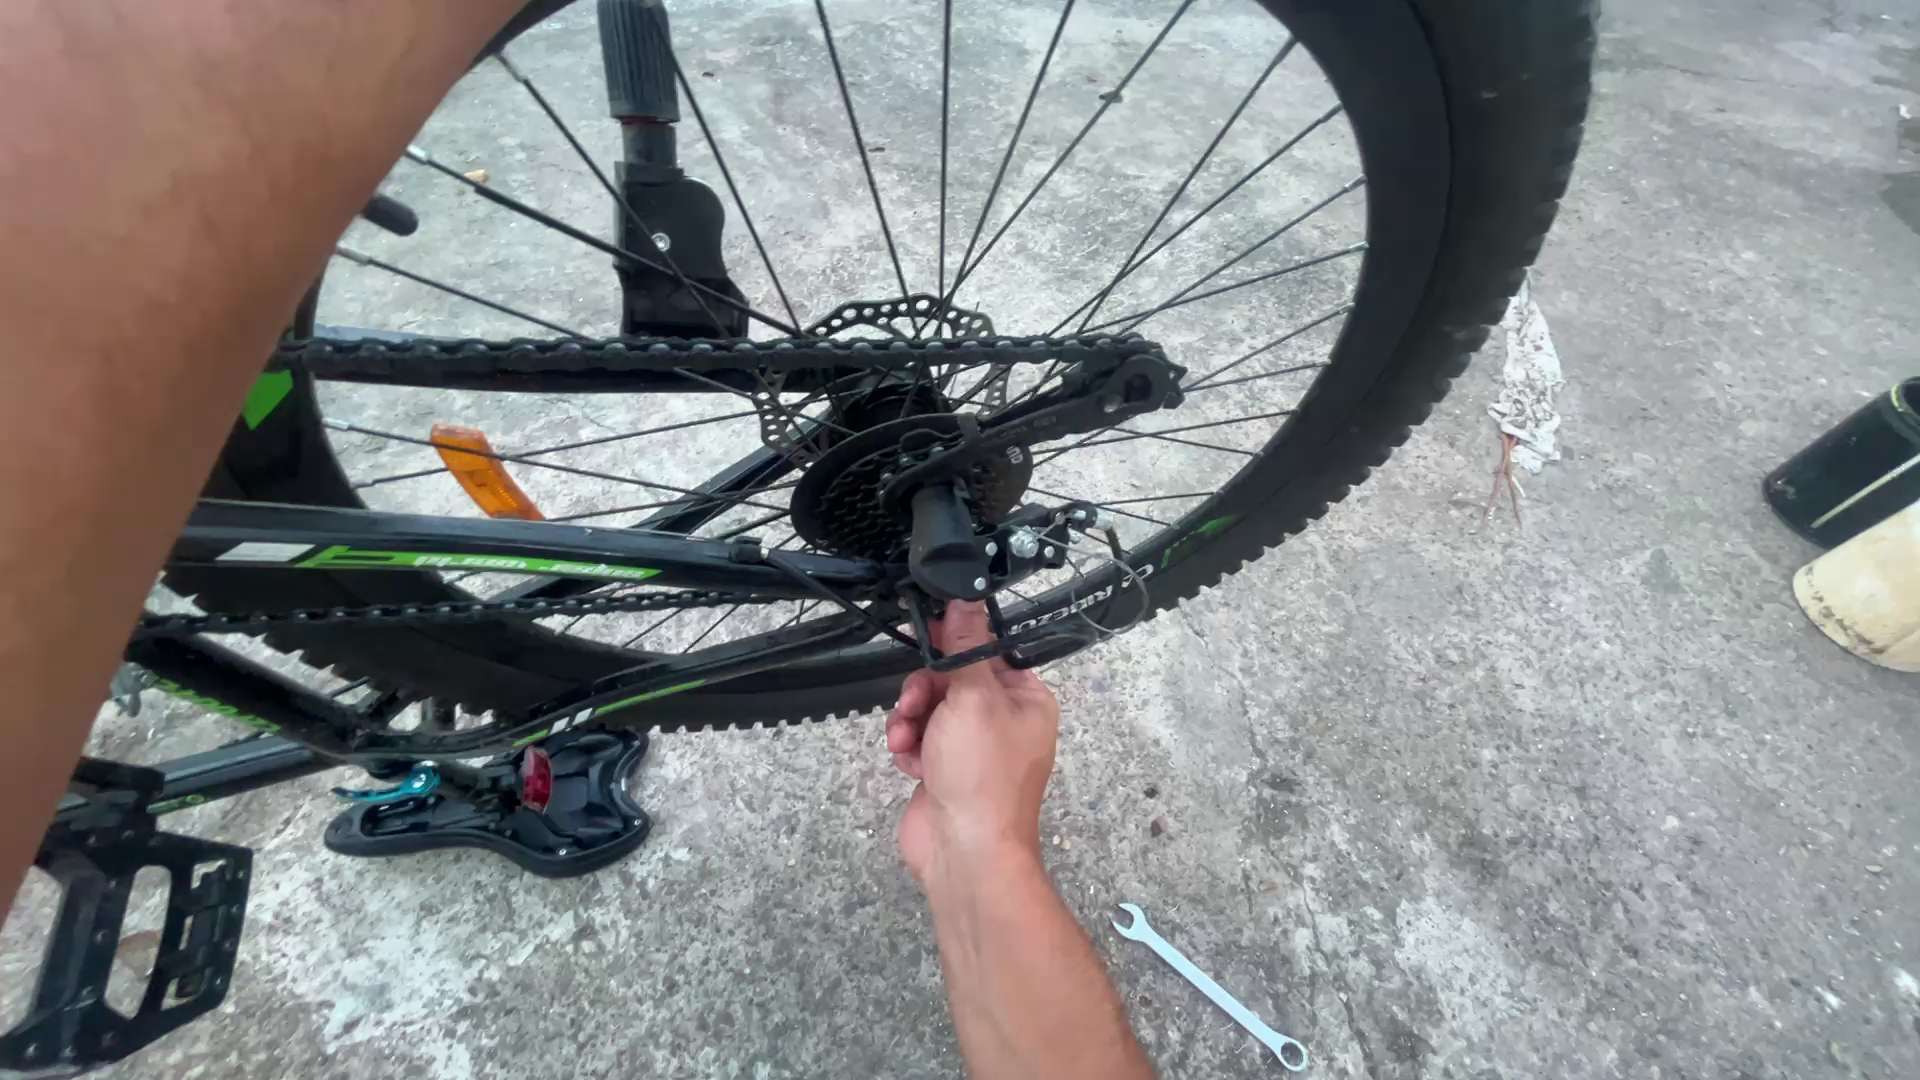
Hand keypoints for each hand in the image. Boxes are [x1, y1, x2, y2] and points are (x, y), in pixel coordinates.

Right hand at [885, 601, 1060, 887]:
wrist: (964, 853)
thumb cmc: (981, 776)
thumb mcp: (973, 699)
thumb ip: (965, 645)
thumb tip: (967, 595)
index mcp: (1025, 699)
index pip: (988, 651)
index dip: (956, 641)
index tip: (928, 631)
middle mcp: (1002, 720)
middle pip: (952, 678)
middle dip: (925, 689)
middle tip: (915, 703)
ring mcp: (972, 746)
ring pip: (930, 707)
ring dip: (911, 718)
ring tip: (907, 738)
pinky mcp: (945, 768)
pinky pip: (920, 737)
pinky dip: (909, 745)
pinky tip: (908, 761)